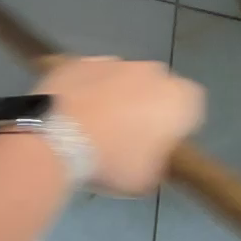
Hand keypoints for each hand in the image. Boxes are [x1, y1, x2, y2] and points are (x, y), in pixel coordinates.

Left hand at [36, 57, 203, 194]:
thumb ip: (157, 164)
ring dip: (110, 98)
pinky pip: (87, 77)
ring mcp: (114, 62)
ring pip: (120, 82)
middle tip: (116, 137)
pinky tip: (68, 112)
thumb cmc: (108, 162)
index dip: (168, 133)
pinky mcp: (78, 61)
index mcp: (183, 99)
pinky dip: (81, 90)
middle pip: (154, 93)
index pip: (186, 115)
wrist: (53, 140)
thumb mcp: (145, 179)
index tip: (148, 148)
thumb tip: (148, 161)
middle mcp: (155, 72)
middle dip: (141, 110)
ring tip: (86, 126)